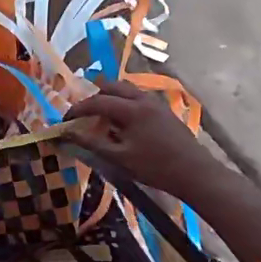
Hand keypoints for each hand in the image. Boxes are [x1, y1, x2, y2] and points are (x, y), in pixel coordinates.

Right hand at [64, 80, 220, 199]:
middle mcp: (144, 100)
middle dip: (94, 98)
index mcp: (131, 109)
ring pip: (127, 91)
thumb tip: (67, 132)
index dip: (78, 109)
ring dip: (110, 99)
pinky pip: (138, 98)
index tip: (65, 120)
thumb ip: (91, 142)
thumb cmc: (154, 167)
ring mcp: (156, 104)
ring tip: (100, 117)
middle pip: (113, 87)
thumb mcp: (118, 157)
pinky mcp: (164, 111)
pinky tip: (122, 123)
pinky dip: (124, 104)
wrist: (195, 173)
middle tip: (82, 115)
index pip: (97, 101)